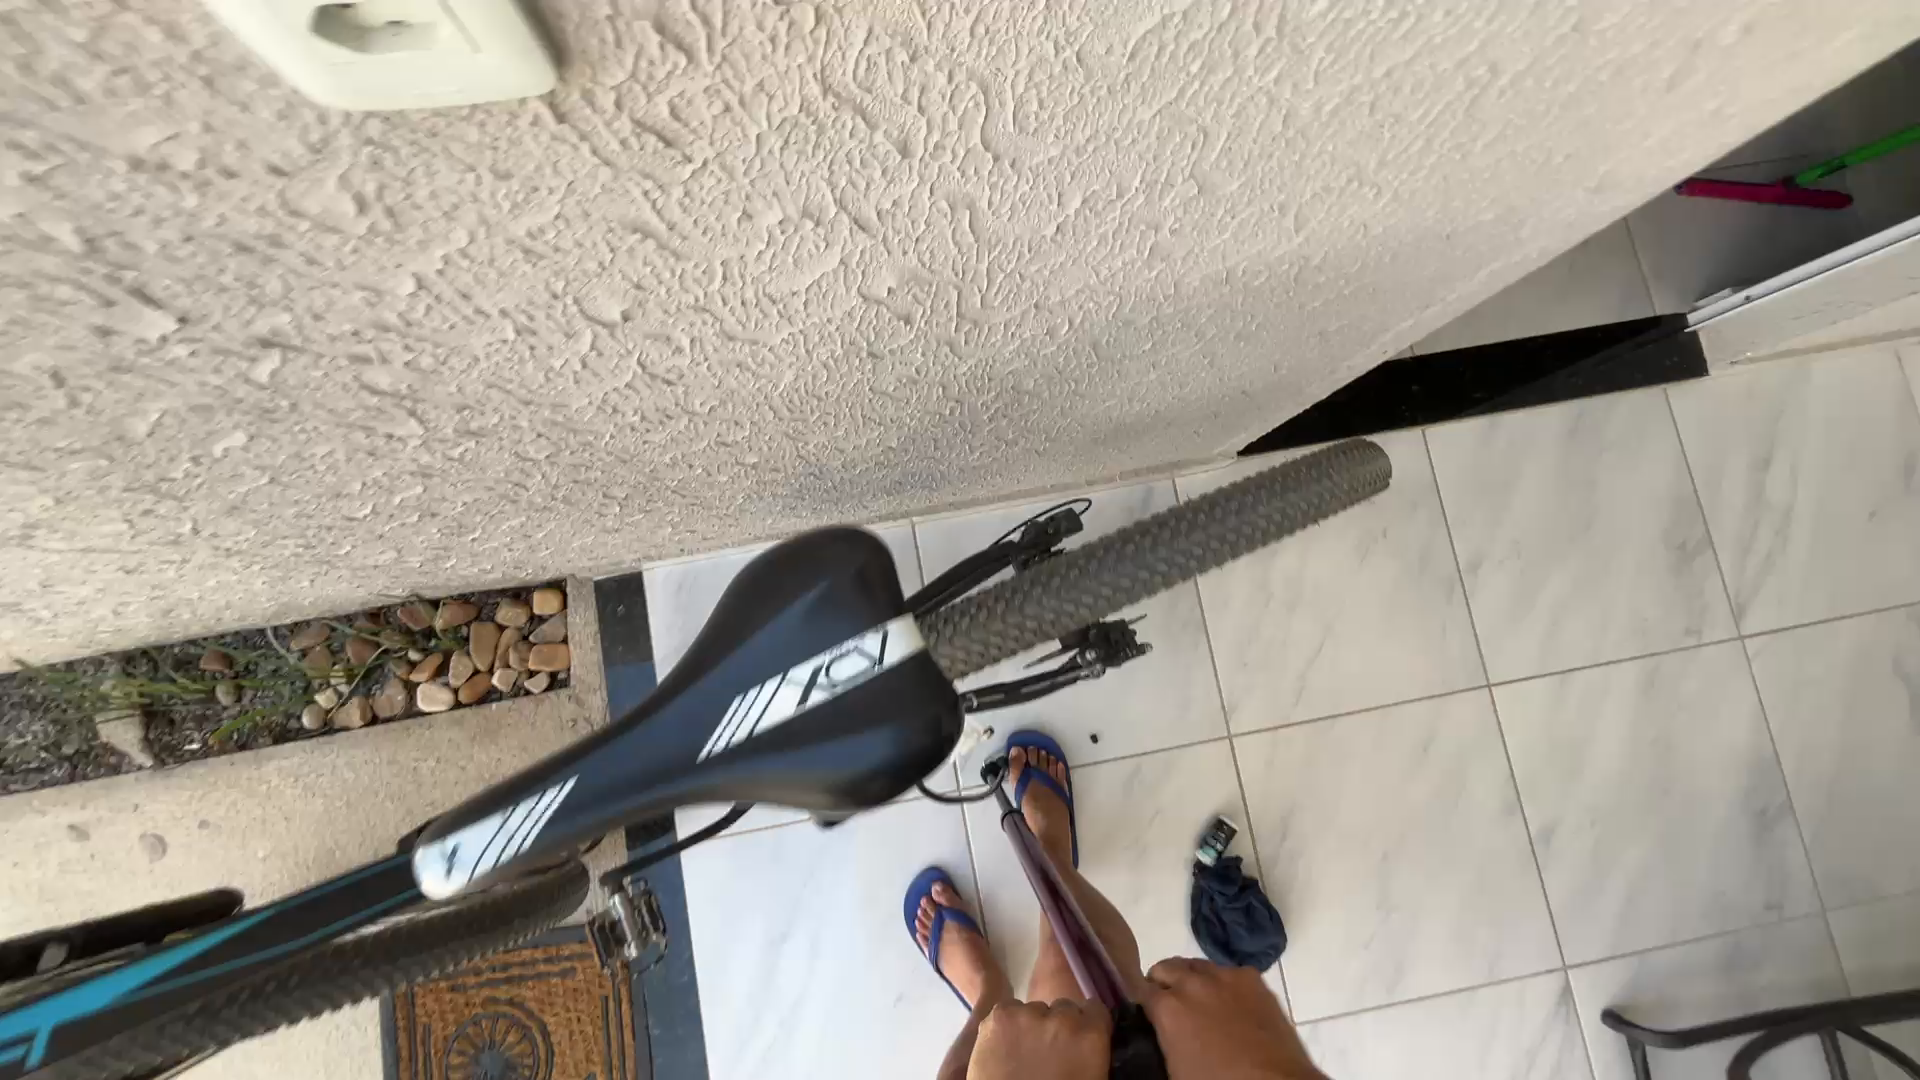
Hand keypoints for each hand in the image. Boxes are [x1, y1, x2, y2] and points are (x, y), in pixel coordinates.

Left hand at [968, 998, 1111, 1079]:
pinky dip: (1005, 1026)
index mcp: (1090, 1038)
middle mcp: (1062, 1017)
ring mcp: (1028, 1013)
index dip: (1087, 1025)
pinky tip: (1003, 1049)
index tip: (1078, 1041)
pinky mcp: (999, 1016)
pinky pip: (1007, 1010)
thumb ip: (1092, 1056)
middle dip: (1057, 1026)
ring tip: (1022, 1055)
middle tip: (1048, 1054)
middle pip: (1062, 1007)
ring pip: (1033, 1009)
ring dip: (1031, 1026)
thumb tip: (1088, 1049)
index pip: (1095, 1009)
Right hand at [1140, 958, 1326, 1079]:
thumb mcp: (1176, 1073)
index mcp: (1167, 1007)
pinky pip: (1227, 972)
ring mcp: (1223, 976)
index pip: (1140, 990)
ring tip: (1203, 1006)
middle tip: (1173, 1010)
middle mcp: (1190, 982)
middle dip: (1164, 985)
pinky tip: (1232, 1006)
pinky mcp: (1251, 978)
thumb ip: (1160, 1041)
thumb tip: (1157, 1033)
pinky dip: (1223, 985)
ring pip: (1195, 966)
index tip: (1149, 1015)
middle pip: (1164, 968)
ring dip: (1192, 981)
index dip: (1143, 1003)